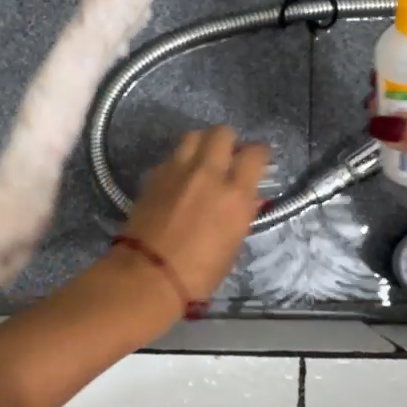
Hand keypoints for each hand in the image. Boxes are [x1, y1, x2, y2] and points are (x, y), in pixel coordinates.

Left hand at [119, 126, 268, 301]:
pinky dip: (178, 162)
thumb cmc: (199, 272)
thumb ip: (241, 214)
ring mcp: (177, 171)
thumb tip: (247, 198)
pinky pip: (171, 157)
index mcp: (235, 193)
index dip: (259, 154)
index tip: (258, 161)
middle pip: (222, 133)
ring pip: (193, 136)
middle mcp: (207, 173)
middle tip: (227, 157)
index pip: (255, 153)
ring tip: (201, 162)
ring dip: (201, 144)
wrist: (148, 274)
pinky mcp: (153, 176)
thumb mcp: (233, 245)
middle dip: (228, 141)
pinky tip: (177, 180)